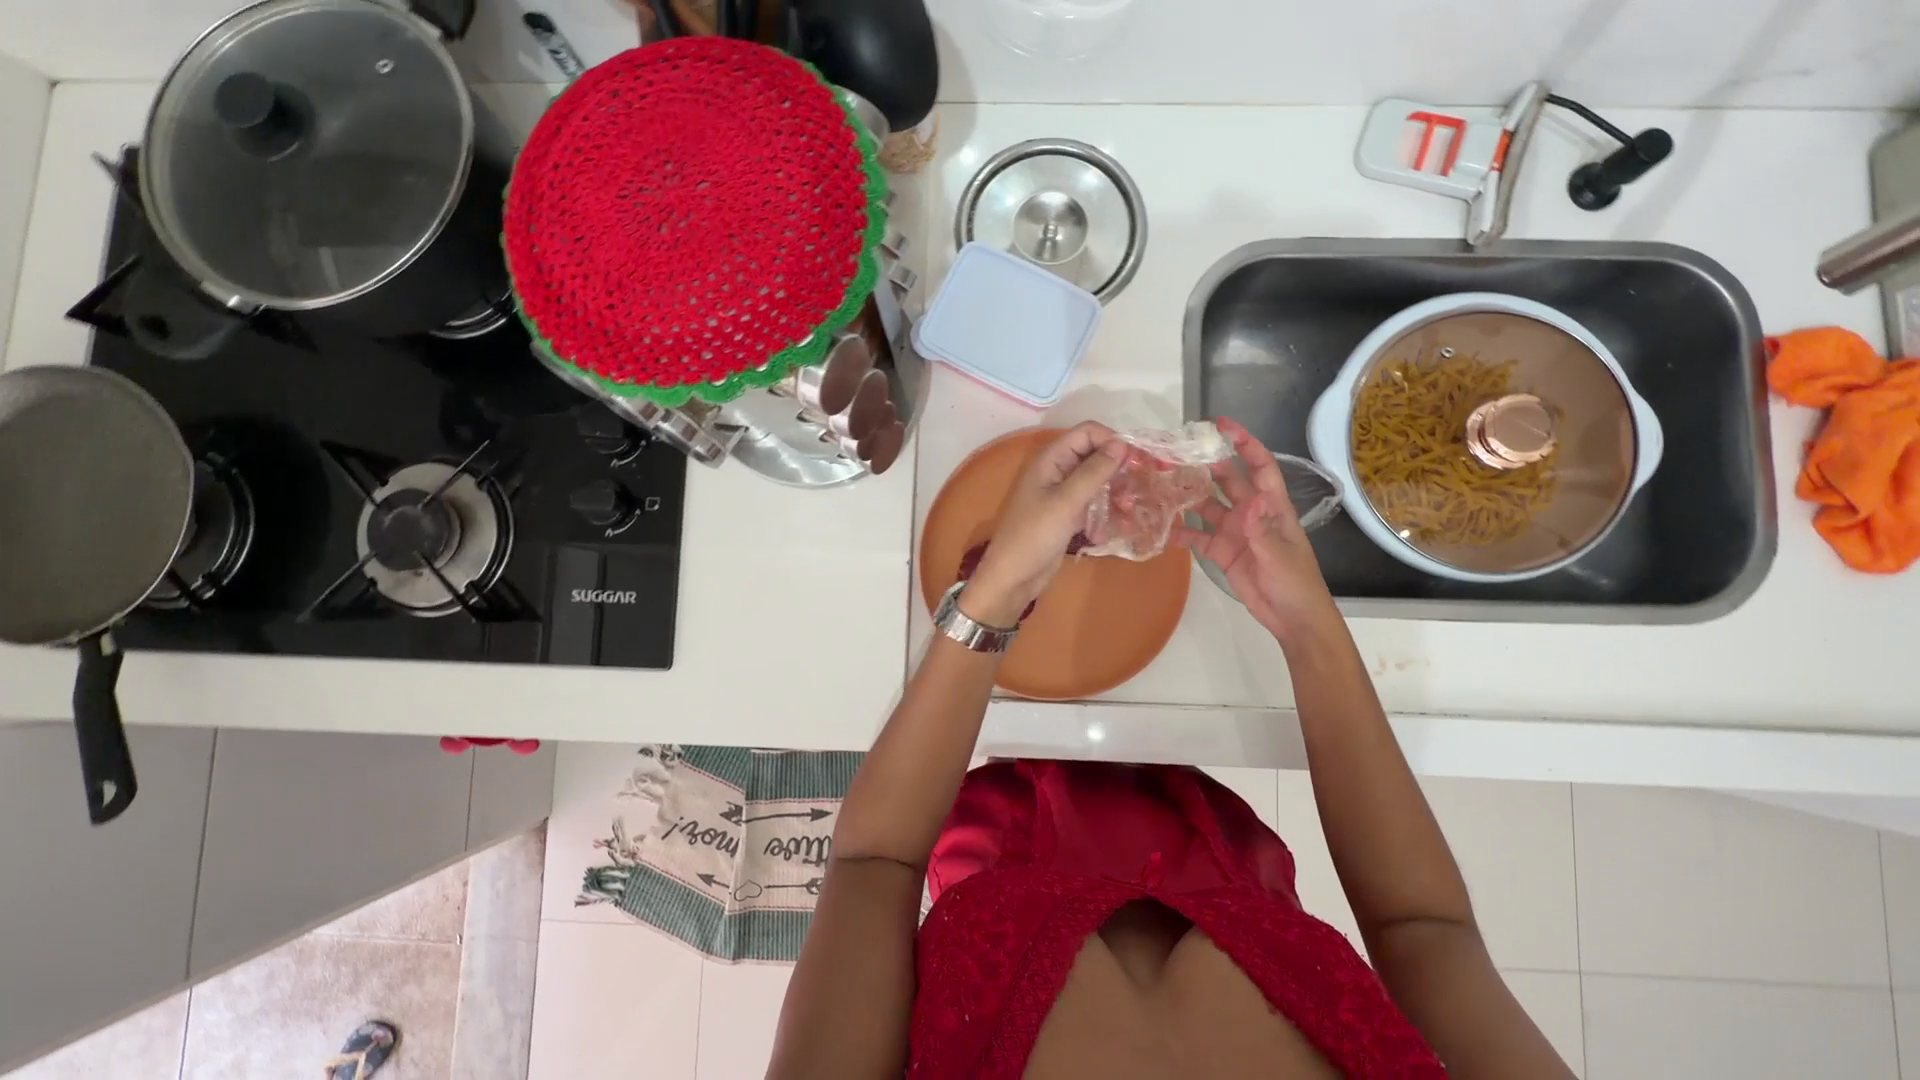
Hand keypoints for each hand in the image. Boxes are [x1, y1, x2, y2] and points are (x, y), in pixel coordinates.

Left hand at [964, 422, 1128, 626]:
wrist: (1013, 577)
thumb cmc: (1034, 536)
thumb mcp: (1066, 501)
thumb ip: (1094, 471)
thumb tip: (1121, 444)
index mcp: (1051, 459)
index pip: (1087, 433)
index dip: (1112, 440)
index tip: (1136, 460)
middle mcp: (1057, 471)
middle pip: (1094, 455)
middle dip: (1118, 466)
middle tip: (1142, 484)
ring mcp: (1062, 494)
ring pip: (1097, 480)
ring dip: (1116, 490)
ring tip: (1132, 507)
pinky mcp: (1068, 515)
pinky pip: (1093, 503)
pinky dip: (1107, 509)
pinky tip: (1122, 522)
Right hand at [1171, 417, 1338, 642]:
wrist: (1293, 618)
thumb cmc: (1296, 583)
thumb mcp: (1279, 556)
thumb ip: (1262, 530)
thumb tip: (1252, 501)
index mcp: (1272, 508)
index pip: (1260, 468)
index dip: (1245, 445)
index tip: (1223, 426)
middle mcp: (1252, 514)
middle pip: (1229, 481)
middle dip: (1208, 464)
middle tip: (1179, 452)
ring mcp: (1235, 532)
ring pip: (1209, 506)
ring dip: (1189, 495)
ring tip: (1162, 484)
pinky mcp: (1222, 552)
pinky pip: (1198, 536)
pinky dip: (1182, 532)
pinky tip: (1161, 528)